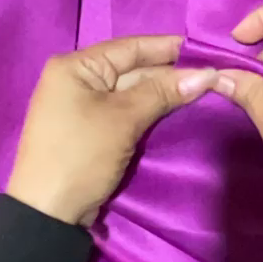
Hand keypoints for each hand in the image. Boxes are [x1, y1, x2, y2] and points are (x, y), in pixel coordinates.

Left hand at [6, 35, 214, 225]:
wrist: (48, 214)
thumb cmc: (81, 155)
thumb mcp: (123, 119)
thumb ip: (163, 92)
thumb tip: (207, 74)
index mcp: (75, 66)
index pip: (130, 47)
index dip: (170, 47)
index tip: (207, 49)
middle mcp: (77, 79)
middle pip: (132, 68)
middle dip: (170, 72)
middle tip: (214, 73)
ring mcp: (83, 106)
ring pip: (131, 91)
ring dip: (163, 92)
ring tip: (205, 89)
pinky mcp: (92, 130)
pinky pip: (125, 111)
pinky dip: (149, 109)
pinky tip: (178, 108)